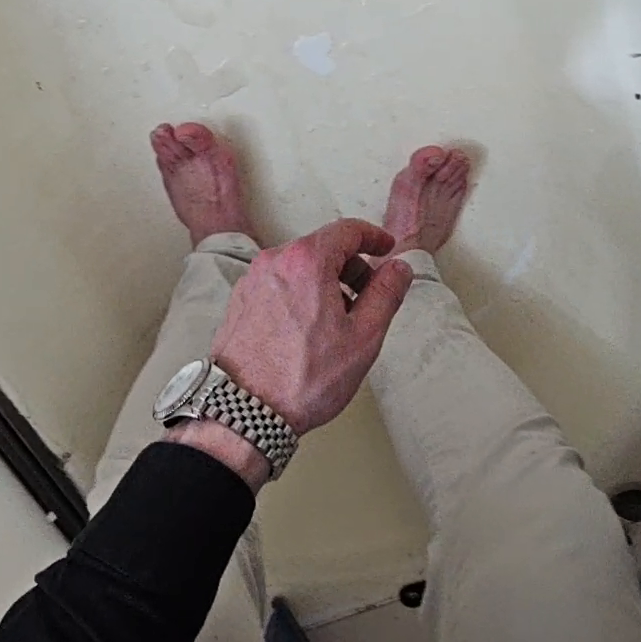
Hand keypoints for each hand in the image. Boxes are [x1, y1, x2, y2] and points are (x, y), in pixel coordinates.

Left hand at [212, 219, 413, 436]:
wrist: (245, 411)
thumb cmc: (302, 379)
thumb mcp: (363, 336)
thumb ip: (386, 294)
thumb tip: (399, 269)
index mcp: (306, 262)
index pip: (347, 230)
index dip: (373, 236)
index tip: (386, 247)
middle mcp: (274, 262)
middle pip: (323, 247)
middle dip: (352, 266)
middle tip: (370, 296)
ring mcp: (253, 282)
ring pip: (300, 267)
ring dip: (327, 282)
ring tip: (340, 322)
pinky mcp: (241, 302)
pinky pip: (280, 284)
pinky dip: (302, 294)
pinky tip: (311, 330)